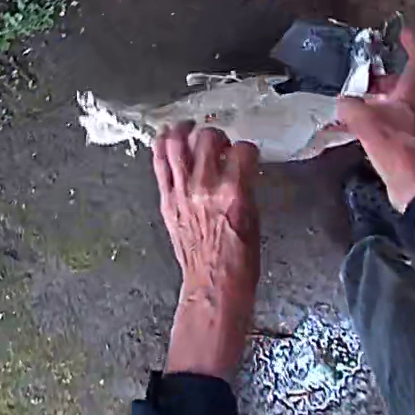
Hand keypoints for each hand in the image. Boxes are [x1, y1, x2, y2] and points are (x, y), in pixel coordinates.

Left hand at [152, 123, 261, 379]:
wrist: (213, 286)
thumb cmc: (239, 260)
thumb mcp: (254, 218)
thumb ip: (244, 186)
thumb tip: (238, 166)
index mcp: (233, 193)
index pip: (242, 150)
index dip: (247, 149)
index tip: (246, 154)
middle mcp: (205, 187)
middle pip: (207, 138)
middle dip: (217, 135)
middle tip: (219, 143)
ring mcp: (182, 192)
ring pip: (176, 144)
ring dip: (184, 130)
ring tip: (189, 128)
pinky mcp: (167, 200)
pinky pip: (160, 164)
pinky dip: (162, 146)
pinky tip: (167, 137)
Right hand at [337, 29, 414, 210]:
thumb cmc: (398, 154)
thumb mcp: (367, 125)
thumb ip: (351, 108)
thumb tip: (344, 102)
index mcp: (412, 96)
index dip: (411, 43)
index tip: (403, 32)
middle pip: (403, 84)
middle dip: (382, 79)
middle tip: (363, 80)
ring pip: (399, 104)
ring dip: (380, 101)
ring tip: (358, 106)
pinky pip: (397, 123)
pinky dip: (382, 120)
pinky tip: (366, 131)